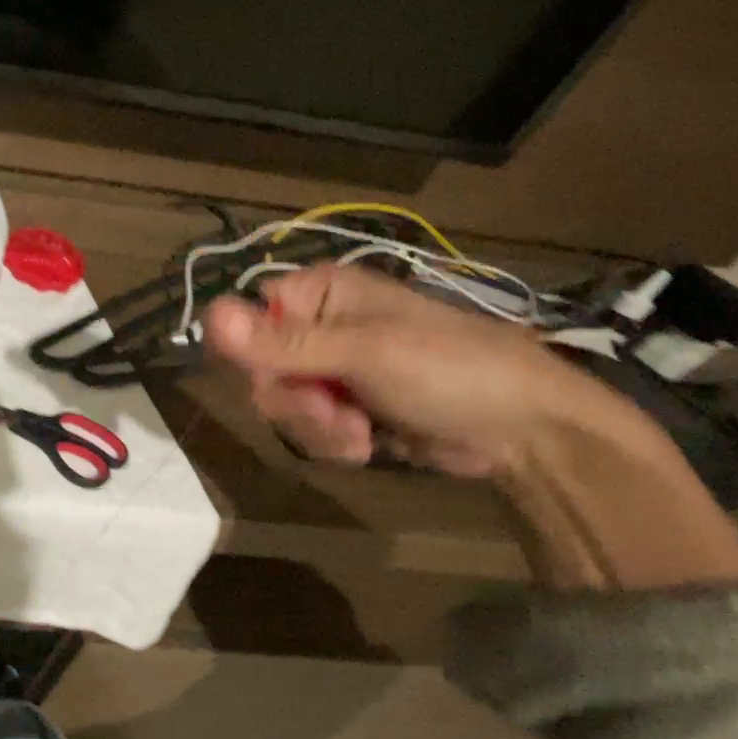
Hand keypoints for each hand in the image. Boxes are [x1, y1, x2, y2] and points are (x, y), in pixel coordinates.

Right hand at [201, 264, 637, 479]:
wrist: (529, 433)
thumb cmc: (453, 369)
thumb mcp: (363, 353)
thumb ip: (283, 342)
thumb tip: (208, 316)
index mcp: (319, 294)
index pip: (245, 319)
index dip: (253, 354)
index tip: (281, 378)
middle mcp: (317, 327)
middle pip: (258, 369)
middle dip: (293, 402)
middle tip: (334, 414)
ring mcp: (331, 370)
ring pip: (279, 404)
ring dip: (315, 428)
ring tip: (360, 434)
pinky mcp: (345, 409)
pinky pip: (305, 429)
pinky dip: (332, 442)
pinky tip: (367, 444)